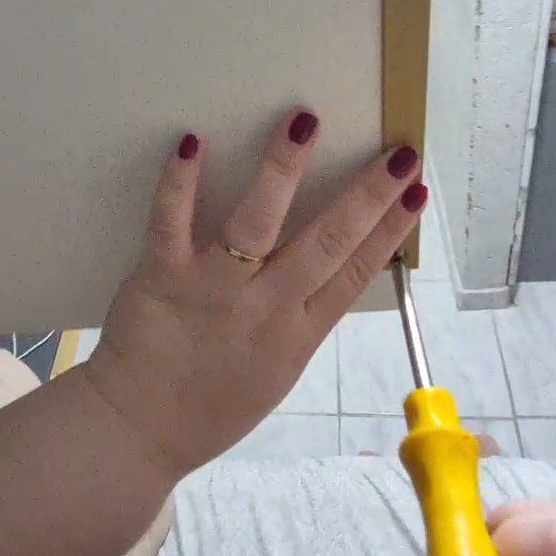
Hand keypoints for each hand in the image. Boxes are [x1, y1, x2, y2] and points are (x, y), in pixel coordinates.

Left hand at [80, 109, 426, 476]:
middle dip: (365, 195)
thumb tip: (335, 269)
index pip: (353, 273)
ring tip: (305, 123)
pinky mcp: (162, 278)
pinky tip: (191, 142)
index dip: (389, 231)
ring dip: (282, 170)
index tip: (415, 192)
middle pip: (323, 243)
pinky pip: (170, 224)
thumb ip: (303, 318)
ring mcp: (213, 291)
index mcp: (297, 333)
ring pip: (255, 224)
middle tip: (399, 154)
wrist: (140, 432)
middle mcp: (264, 307)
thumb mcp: (278, 371)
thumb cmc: (214, 404)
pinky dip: (179, 184)